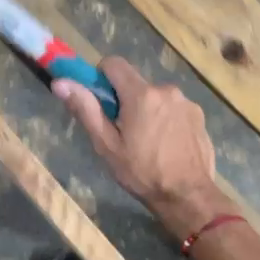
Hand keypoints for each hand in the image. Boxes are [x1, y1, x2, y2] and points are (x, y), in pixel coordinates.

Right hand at [54, 58, 217, 234]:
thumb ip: (85, 109)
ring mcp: (186, 102)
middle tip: (122, 131)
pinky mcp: (199, 115)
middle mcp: (166, 89)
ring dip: (147, 110)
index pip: (113, 63)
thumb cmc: (142, 172)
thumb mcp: (106, 144)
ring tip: (147, 142)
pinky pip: (173, 108)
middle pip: (135, 83)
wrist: (188, 196)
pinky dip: (166, 119)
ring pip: (155, 96)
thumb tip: (60, 82)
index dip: (101, 77)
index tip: (101, 102)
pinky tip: (166, 144)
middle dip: (125, 99)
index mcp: (141, 94)